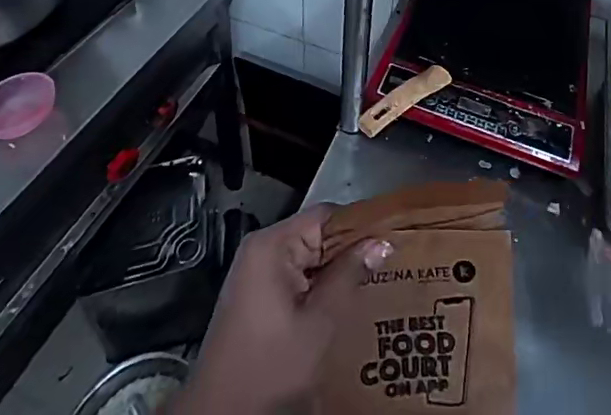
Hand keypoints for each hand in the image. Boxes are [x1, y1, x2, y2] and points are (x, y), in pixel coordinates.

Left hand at [171, 205, 392, 414]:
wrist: (220, 410)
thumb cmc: (270, 364)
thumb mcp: (318, 322)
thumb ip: (349, 276)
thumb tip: (380, 242)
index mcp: (272, 244)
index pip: (325, 215)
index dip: (359, 225)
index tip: (390, 238)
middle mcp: (262, 247)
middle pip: (316, 233)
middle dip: (350, 249)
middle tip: (389, 262)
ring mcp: (256, 269)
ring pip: (308, 255)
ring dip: (336, 269)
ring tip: (375, 278)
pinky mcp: (257, 290)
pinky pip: (296, 272)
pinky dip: (319, 283)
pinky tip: (344, 299)